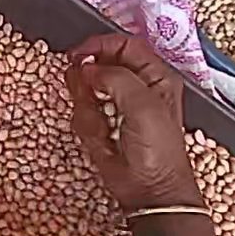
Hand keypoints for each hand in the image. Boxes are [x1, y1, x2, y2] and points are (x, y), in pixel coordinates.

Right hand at [64, 33, 202, 212]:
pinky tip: (101, 140)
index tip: (77, 54)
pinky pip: (81, 115)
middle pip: (98, 66)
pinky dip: (86, 126)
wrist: (150, 191)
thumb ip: (115, 78)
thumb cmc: (157, 148)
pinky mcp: (99, 126)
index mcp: (154, 75)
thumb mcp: (144, 105)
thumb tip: (86, 68)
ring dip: (87, 108)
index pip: (123, 45)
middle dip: (88, 80)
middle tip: (84, 92)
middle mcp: (133, 87)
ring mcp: (114, 107)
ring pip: (85, 91)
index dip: (99, 45)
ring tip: (102, 127)